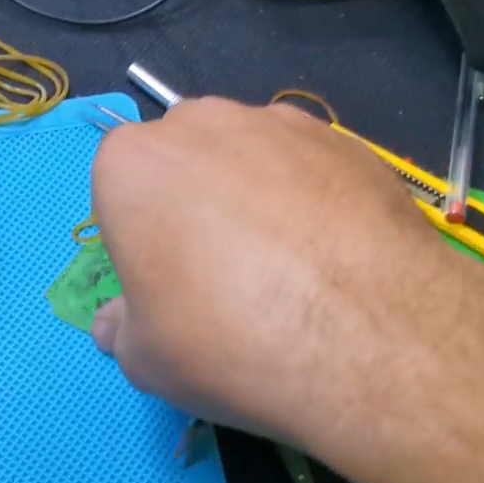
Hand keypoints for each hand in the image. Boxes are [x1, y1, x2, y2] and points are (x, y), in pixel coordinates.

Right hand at [88, 98, 483, 482]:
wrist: (366, 336)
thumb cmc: (225, 340)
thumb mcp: (145, 358)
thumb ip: (122, 329)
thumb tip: (117, 323)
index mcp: (131, 165)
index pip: (119, 194)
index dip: (139, 243)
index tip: (166, 286)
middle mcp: (200, 124)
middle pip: (182, 164)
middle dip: (191, 208)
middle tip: (220, 276)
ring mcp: (279, 123)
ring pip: (247, 160)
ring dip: (251, 200)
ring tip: (284, 269)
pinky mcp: (348, 139)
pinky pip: (307, 169)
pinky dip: (308, 202)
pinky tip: (328, 258)